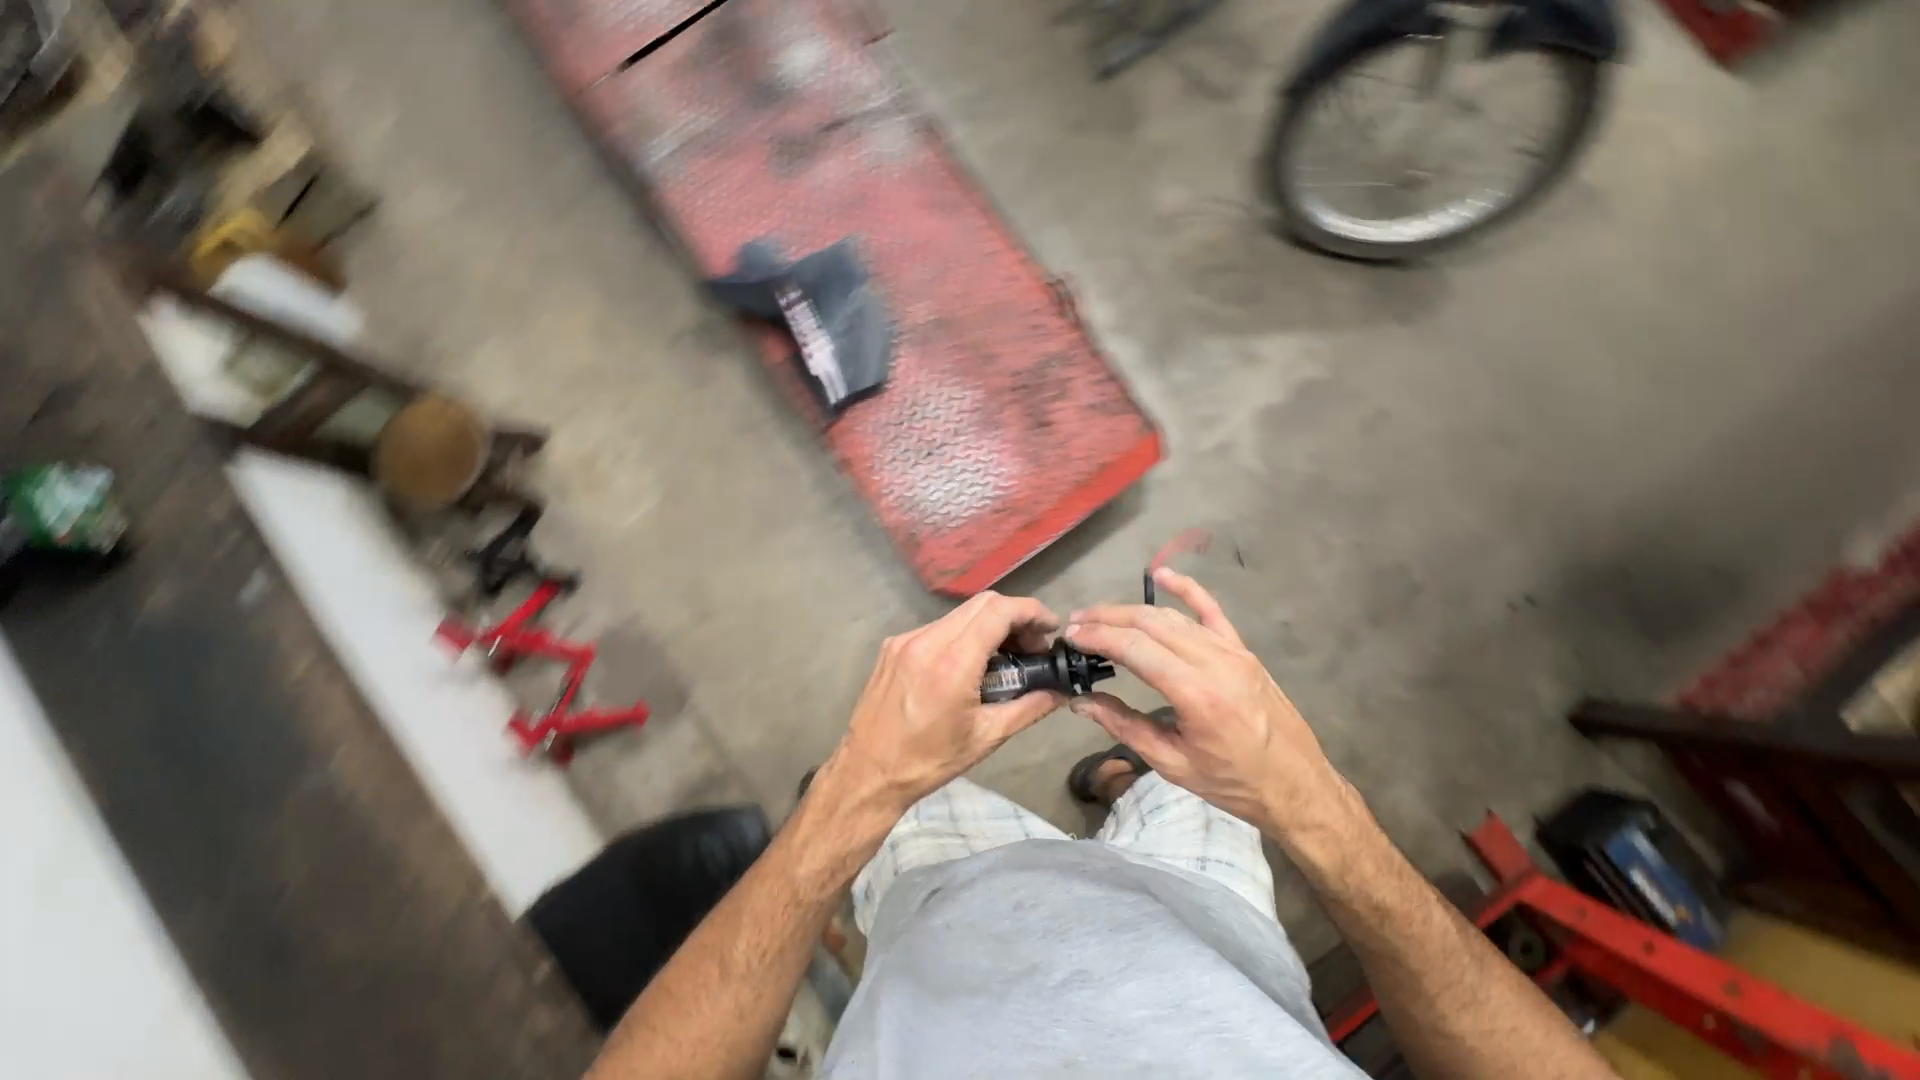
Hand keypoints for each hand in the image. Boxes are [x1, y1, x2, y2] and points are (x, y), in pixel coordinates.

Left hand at [819, 591, 1066, 815]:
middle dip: (1014, 618)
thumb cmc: (928, 761)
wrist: (867, 773)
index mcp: (952, 662)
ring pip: (960, 614)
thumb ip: (1029, 708)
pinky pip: (937, 628)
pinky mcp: (892, 647)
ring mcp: (905, 640)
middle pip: (982, 603)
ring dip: (989, 626)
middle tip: (1031, 649)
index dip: (1032, 612)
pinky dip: (962, 636)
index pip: (1000, 611)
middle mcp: (926, 640)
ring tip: (1003, 661)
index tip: (1050, 630)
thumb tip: (1061, 692)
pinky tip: (968, 667)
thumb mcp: (986, 737)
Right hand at [1064, 568, 1359, 847]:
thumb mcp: (1172, 763)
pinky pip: (1212, 611)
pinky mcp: (1244, 650)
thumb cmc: (1233, 783)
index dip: (1098, 637)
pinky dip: (1186, 589)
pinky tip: (1161, 575)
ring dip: (1133, 612)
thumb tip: (1080, 701)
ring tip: (1100, 617)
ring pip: (1174, 618)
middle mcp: (1216, 663)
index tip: (1070, 635)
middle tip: (1075, 623)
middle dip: (1108, 619)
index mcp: (1197, 695)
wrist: (1297, 785)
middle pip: (1151, 624)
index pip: (1136, 649)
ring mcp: (1233, 652)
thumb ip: (1124, 726)